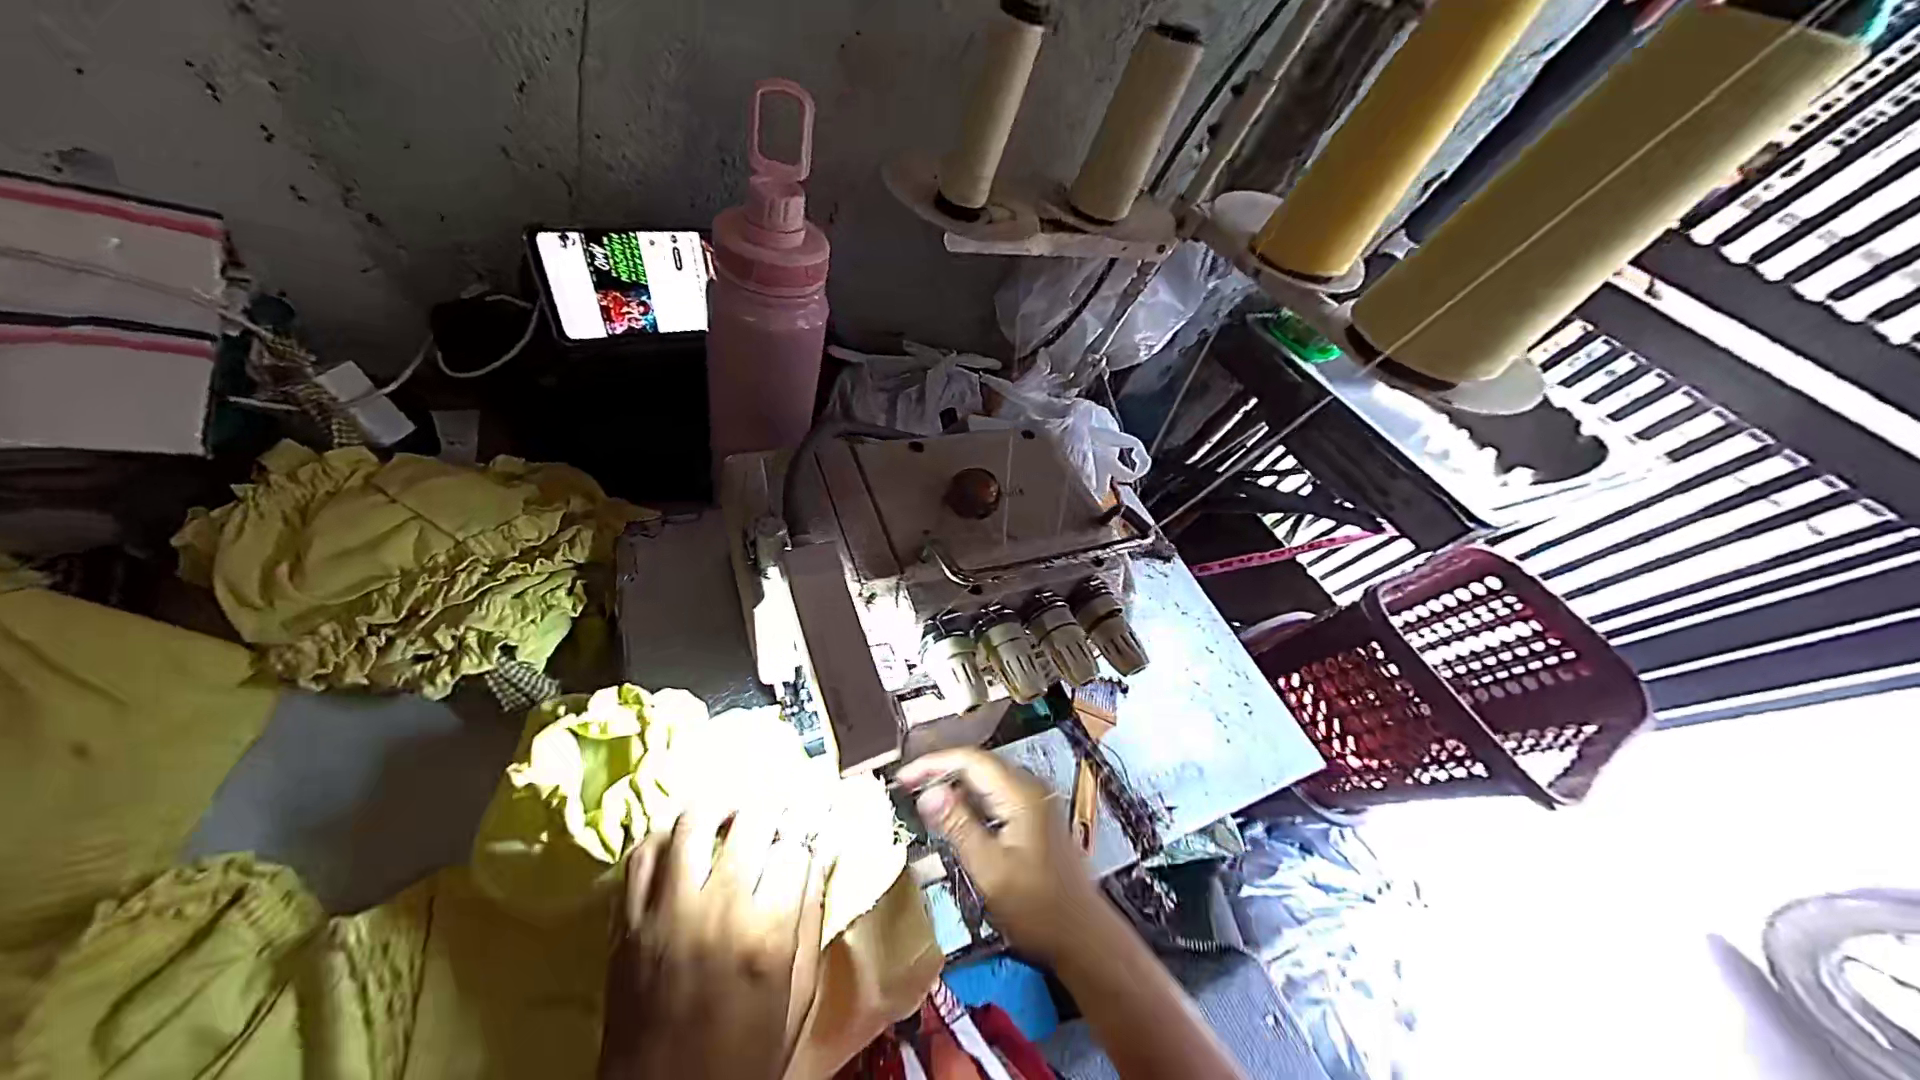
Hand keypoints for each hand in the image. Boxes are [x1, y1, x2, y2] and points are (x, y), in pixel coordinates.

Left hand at [599, 802, 827, 1079]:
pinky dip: (667, 836)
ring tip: (733, 817)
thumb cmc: (745, 1053)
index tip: (813, 826)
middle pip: (752, 818)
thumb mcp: (798, 993)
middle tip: (780, 815)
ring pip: (694, 820)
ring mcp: (666, 911)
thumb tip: (818, 857)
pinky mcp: (627, 922)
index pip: (797, 847)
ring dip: (722, 810)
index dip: (810, 830)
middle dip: (775, 808)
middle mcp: (717, 909)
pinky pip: (643, 852)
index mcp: (767, 933)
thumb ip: (811, 918)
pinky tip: (684, 844)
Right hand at [896, 748, 1104, 962]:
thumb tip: (928, 793)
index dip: (933, 764)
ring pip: (987, 779)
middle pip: (979, 764)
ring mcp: (1036, 803)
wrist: (1083, 938)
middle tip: (907, 785)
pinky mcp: (1035, 818)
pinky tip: (953, 815)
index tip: (903, 777)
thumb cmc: (1038, 909)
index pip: (970, 760)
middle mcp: (1030, 790)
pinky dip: (970, 799)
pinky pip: (996, 796)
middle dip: (940, 770)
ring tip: (923, 797)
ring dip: (954, 784)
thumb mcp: (990, 870)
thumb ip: (958, 827)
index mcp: (1020, 795)